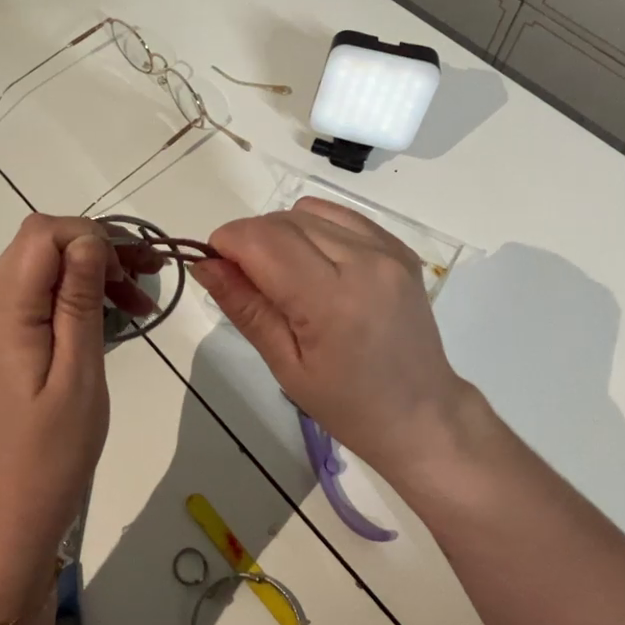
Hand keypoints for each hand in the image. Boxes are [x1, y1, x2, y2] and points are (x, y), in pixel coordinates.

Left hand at [0, 215, 159, 605]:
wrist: (15, 509)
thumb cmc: (53, 450)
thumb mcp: (78, 372)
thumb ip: (79, 300)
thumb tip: (90, 239)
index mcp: (2, 308)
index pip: (43, 233)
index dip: (91, 236)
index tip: (134, 267)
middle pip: (42, 244)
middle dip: (98, 249)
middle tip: (149, 277)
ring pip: (45, 268)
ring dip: (92, 273)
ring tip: (142, 302)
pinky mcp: (4, 340)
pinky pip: (40, 297)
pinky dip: (78, 297)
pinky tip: (115, 317)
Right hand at [191, 197, 473, 486]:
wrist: (421, 413)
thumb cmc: (347, 404)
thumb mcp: (285, 365)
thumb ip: (245, 307)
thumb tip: (204, 264)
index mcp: (332, 300)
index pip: (262, 240)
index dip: (227, 243)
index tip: (215, 265)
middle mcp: (363, 261)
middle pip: (281, 221)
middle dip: (249, 240)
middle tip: (246, 281)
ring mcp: (386, 249)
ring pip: (308, 211)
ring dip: (281, 233)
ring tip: (285, 276)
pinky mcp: (398, 246)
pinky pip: (339, 216)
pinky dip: (314, 229)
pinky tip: (317, 266)